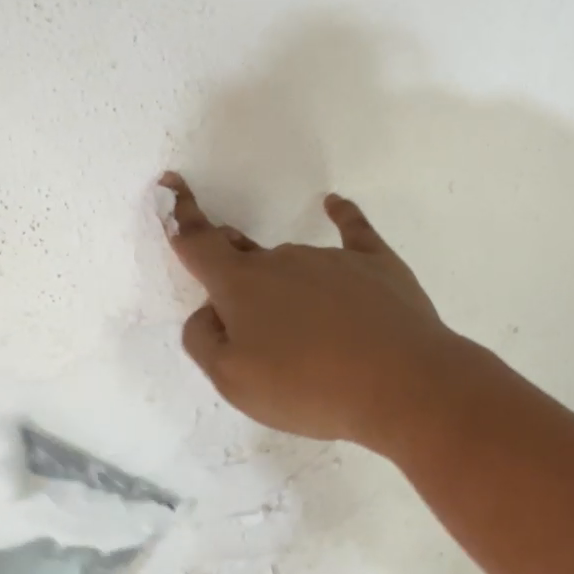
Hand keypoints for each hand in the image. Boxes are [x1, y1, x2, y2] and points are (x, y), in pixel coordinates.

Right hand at [157, 173, 470, 447]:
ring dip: (292, 284)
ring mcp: (335, 258)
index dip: (180, 216)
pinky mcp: (379, 264)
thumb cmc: (310, 388)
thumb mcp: (235, 381)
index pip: (199, 243)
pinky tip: (336, 205)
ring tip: (313, 336)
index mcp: (243, 286)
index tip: (171, 184)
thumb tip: (211, 311)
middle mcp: (286, 260)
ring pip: (298, 262)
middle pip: (250, 256)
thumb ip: (206, 340)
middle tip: (248, 309)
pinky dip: (342, 216)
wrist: (402, 384)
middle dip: (238, 269)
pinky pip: (354, 230)